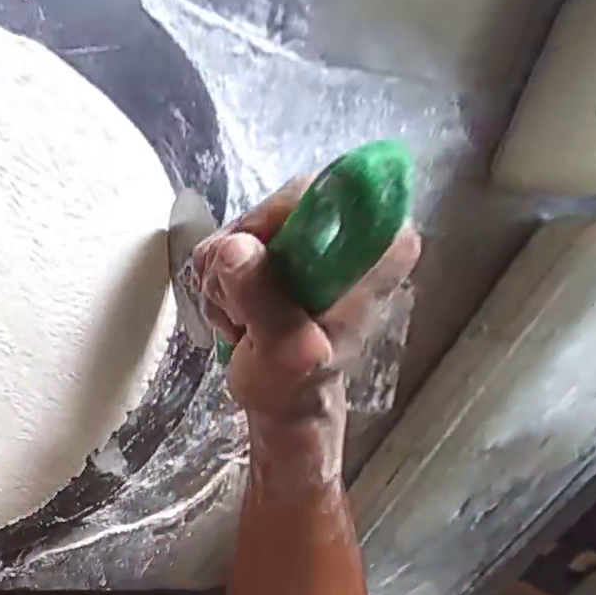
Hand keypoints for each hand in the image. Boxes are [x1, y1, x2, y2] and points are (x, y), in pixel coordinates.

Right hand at [193, 176, 420, 425]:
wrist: (281, 401)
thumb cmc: (293, 384)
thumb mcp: (283, 350)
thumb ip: (263, 298)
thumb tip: (231, 247)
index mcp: (379, 245)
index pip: (322, 193)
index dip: (271, 222)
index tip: (246, 267)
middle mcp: (349, 232)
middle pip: (272, 210)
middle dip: (237, 261)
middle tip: (236, 310)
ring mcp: (308, 241)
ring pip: (241, 232)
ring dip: (222, 280)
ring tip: (237, 321)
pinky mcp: (276, 253)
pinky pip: (225, 248)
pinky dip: (216, 283)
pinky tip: (230, 313)